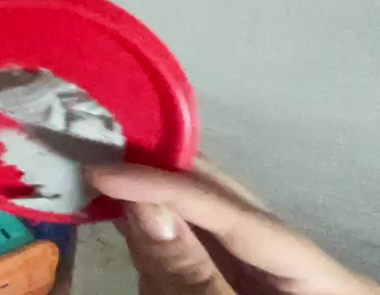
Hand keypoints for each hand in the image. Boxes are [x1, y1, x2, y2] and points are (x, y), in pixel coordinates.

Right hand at [90, 163, 377, 294]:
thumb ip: (187, 272)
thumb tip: (138, 203)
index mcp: (332, 286)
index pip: (245, 218)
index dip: (169, 187)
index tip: (101, 172)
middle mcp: (303, 267)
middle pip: (227, 204)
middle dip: (158, 176)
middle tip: (91, 143)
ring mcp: (267, 272)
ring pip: (201, 214)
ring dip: (145, 193)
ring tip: (92, 165)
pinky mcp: (230, 276)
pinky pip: (187, 237)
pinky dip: (146, 222)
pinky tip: (108, 200)